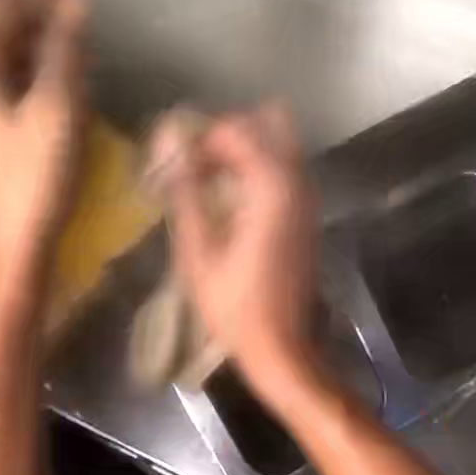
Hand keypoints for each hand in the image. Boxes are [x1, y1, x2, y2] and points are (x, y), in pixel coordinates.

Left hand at [0, 0, 90, 300]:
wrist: (11, 251)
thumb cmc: (34, 182)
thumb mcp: (58, 113)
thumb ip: (66, 54)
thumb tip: (77, 4)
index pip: (6, 6)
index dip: (47, 9)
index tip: (89, 29)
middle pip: (4, 34)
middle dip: (46, 37)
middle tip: (88, 59)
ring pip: (9, 66)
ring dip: (45, 67)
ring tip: (83, 87)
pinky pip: (11, 95)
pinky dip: (38, 94)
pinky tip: (64, 117)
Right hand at [162, 103, 323, 385]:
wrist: (282, 349)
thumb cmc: (235, 309)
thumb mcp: (199, 254)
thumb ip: (185, 194)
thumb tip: (166, 144)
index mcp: (272, 189)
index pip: (237, 130)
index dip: (202, 138)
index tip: (177, 165)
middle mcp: (298, 186)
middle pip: (270, 125)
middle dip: (230, 135)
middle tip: (198, 165)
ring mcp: (309, 203)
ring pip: (282, 147)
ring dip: (246, 153)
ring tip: (210, 183)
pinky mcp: (308, 220)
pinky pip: (287, 174)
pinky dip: (260, 173)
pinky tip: (233, 204)